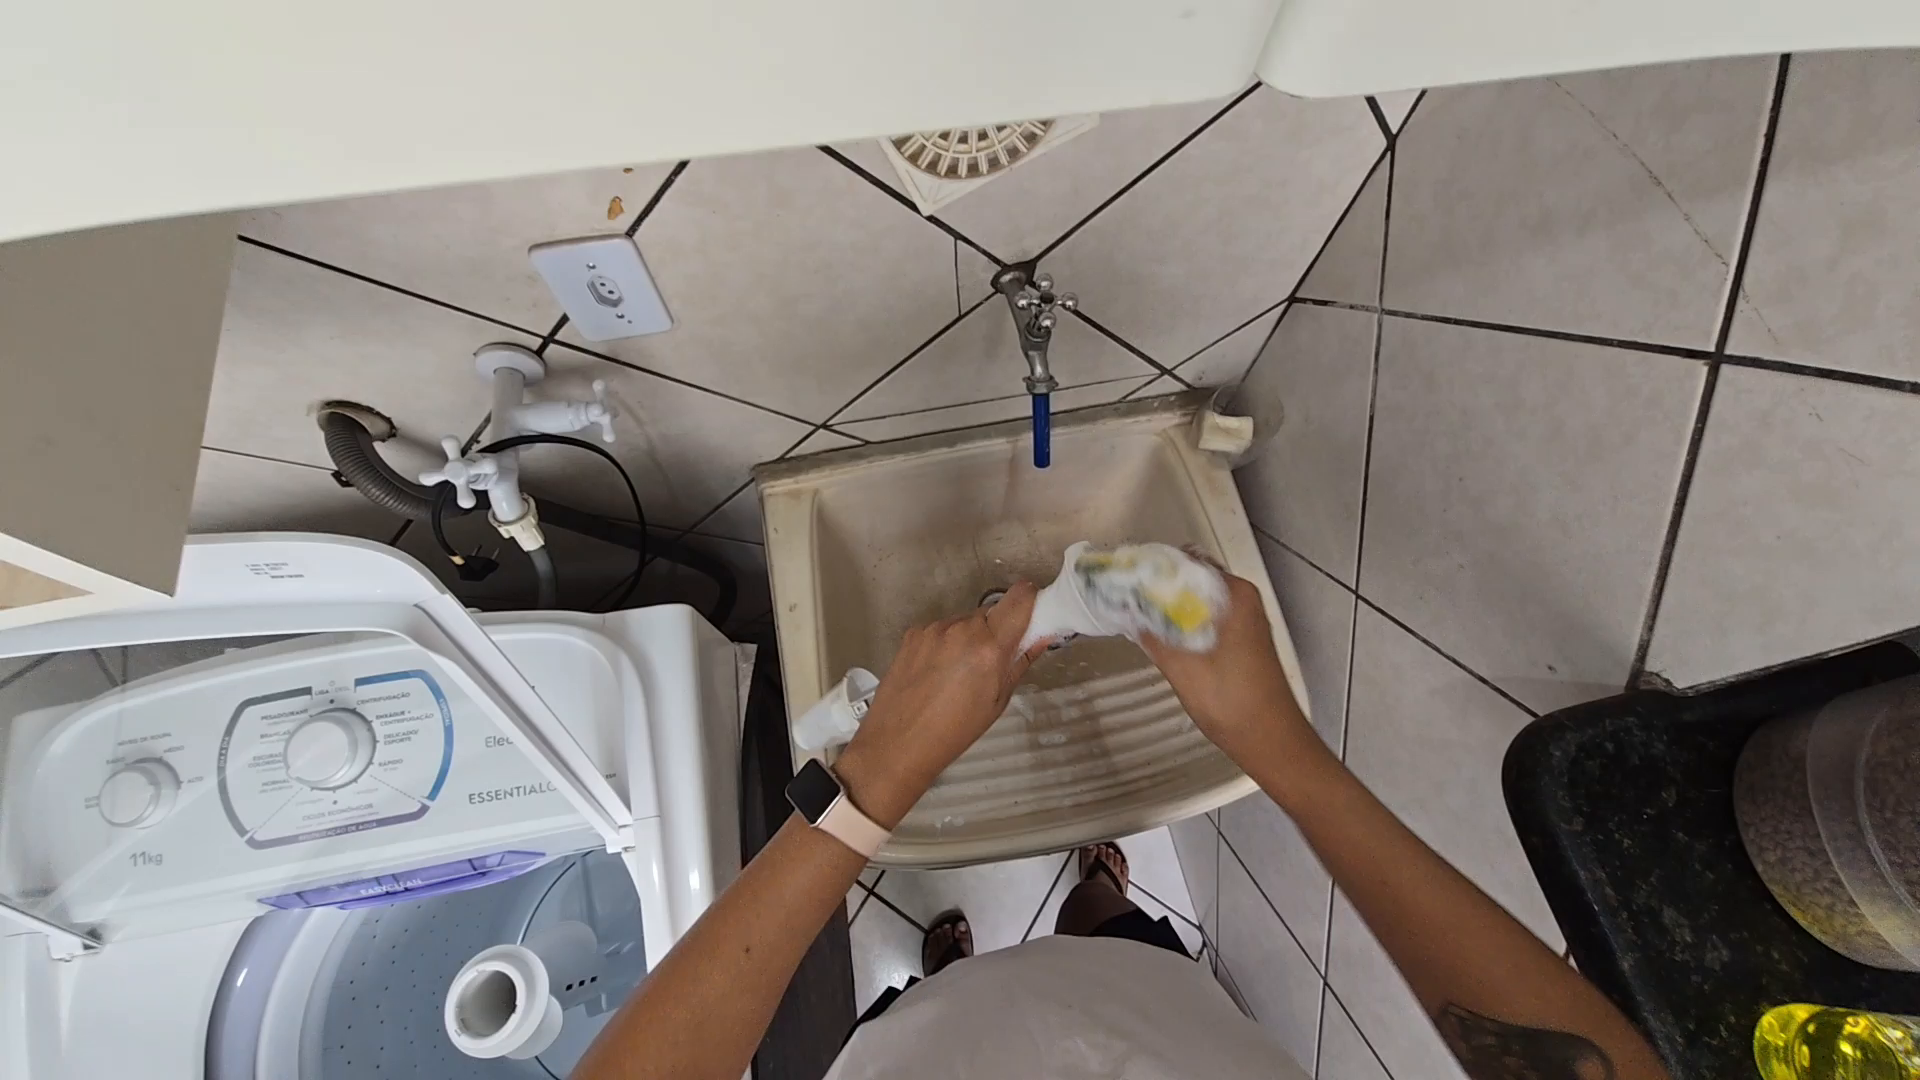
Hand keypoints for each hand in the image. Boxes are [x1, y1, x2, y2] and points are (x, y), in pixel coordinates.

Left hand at [833, 581, 1050, 827]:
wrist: (897, 744)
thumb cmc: (954, 731)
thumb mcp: (997, 701)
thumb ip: (1019, 663)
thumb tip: (1041, 637)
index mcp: (989, 647)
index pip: (1020, 599)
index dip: (1030, 600)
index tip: (1033, 613)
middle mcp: (961, 629)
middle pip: (990, 613)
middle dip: (995, 631)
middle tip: (990, 662)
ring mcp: (933, 629)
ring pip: (964, 622)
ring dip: (968, 638)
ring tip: (956, 674)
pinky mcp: (913, 633)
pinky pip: (940, 630)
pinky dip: (945, 644)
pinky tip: (935, 672)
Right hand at [1137, 573, 1321, 771]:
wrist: (1272, 741)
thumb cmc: (1231, 703)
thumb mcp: (1183, 669)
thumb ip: (1153, 636)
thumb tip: (1128, 613)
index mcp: (1235, 596)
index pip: (1187, 562)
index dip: (1154, 567)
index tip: (1124, 575)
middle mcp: (1243, 601)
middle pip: (1192, 580)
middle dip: (1158, 586)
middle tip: (1122, 594)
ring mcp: (1244, 621)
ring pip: (1198, 600)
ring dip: (1169, 605)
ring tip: (1133, 611)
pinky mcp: (1241, 640)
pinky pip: (1205, 617)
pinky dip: (1182, 620)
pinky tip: (1159, 634)